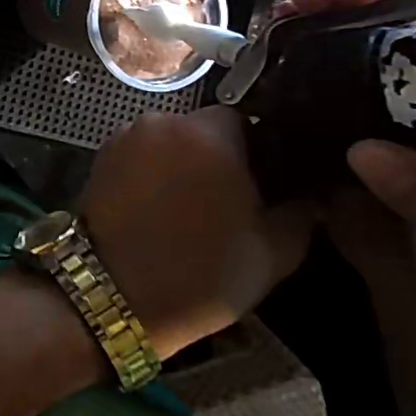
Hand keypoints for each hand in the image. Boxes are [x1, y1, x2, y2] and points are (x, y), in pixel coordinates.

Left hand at [75, 105, 316, 358]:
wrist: (114, 295)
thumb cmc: (201, 274)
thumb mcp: (272, 253)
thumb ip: (300, 214)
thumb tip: (315, 196)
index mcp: (208, 134)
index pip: (243, 120)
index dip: (256, 149)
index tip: (263, 180)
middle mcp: (163, 122)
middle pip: (201, 128)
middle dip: (217, 154)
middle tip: (228, 197)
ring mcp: (126, 136)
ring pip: (168, 140)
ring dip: (181, 161)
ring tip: (189, 205)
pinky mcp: (100, 156)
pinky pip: (140, 153)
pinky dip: (152, 170)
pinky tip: (158, 206)